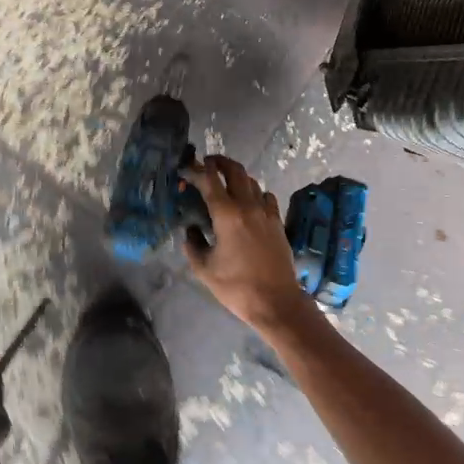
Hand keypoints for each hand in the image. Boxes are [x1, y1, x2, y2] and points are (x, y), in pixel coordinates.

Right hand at [180, 155, 315, 334]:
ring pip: (252, 181)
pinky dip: (255, 192)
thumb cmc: (237, 287)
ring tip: (226, 182)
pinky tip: (250, 202)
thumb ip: (193, 245)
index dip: (195, 170)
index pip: (209, 180)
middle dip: (219, 162)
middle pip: (235, 171)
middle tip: (207, 162)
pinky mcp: (278, 222)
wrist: (276, 302)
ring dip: (237, 176)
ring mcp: (266, 212)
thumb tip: (190, 230)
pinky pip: (266, 196)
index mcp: (227, 214)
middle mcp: (248, 206)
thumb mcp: (204, 269)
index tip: (186, 170)